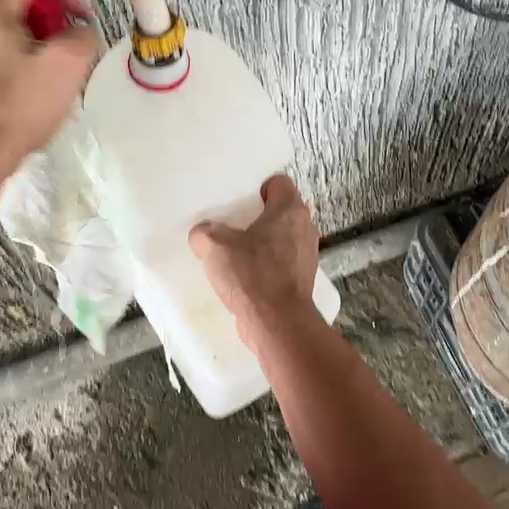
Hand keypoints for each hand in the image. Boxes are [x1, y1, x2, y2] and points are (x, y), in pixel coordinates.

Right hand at [189, 175, 320, 351]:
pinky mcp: (301, 281)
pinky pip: (281, 264)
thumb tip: (202, 234)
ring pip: (281, 239)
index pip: (279, 183)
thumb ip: (205, 233)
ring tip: (235, 253)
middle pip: (280, 211)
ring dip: (261, 244)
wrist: (277, 324)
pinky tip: (244, 277)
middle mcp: (304, 228)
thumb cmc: (251, 275)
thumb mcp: (215, 246)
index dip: (259, 187)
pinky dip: (266, 267)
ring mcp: (306, 256)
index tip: (240, 200)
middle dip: (257, 217)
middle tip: (232, 225)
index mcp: (290, 210)